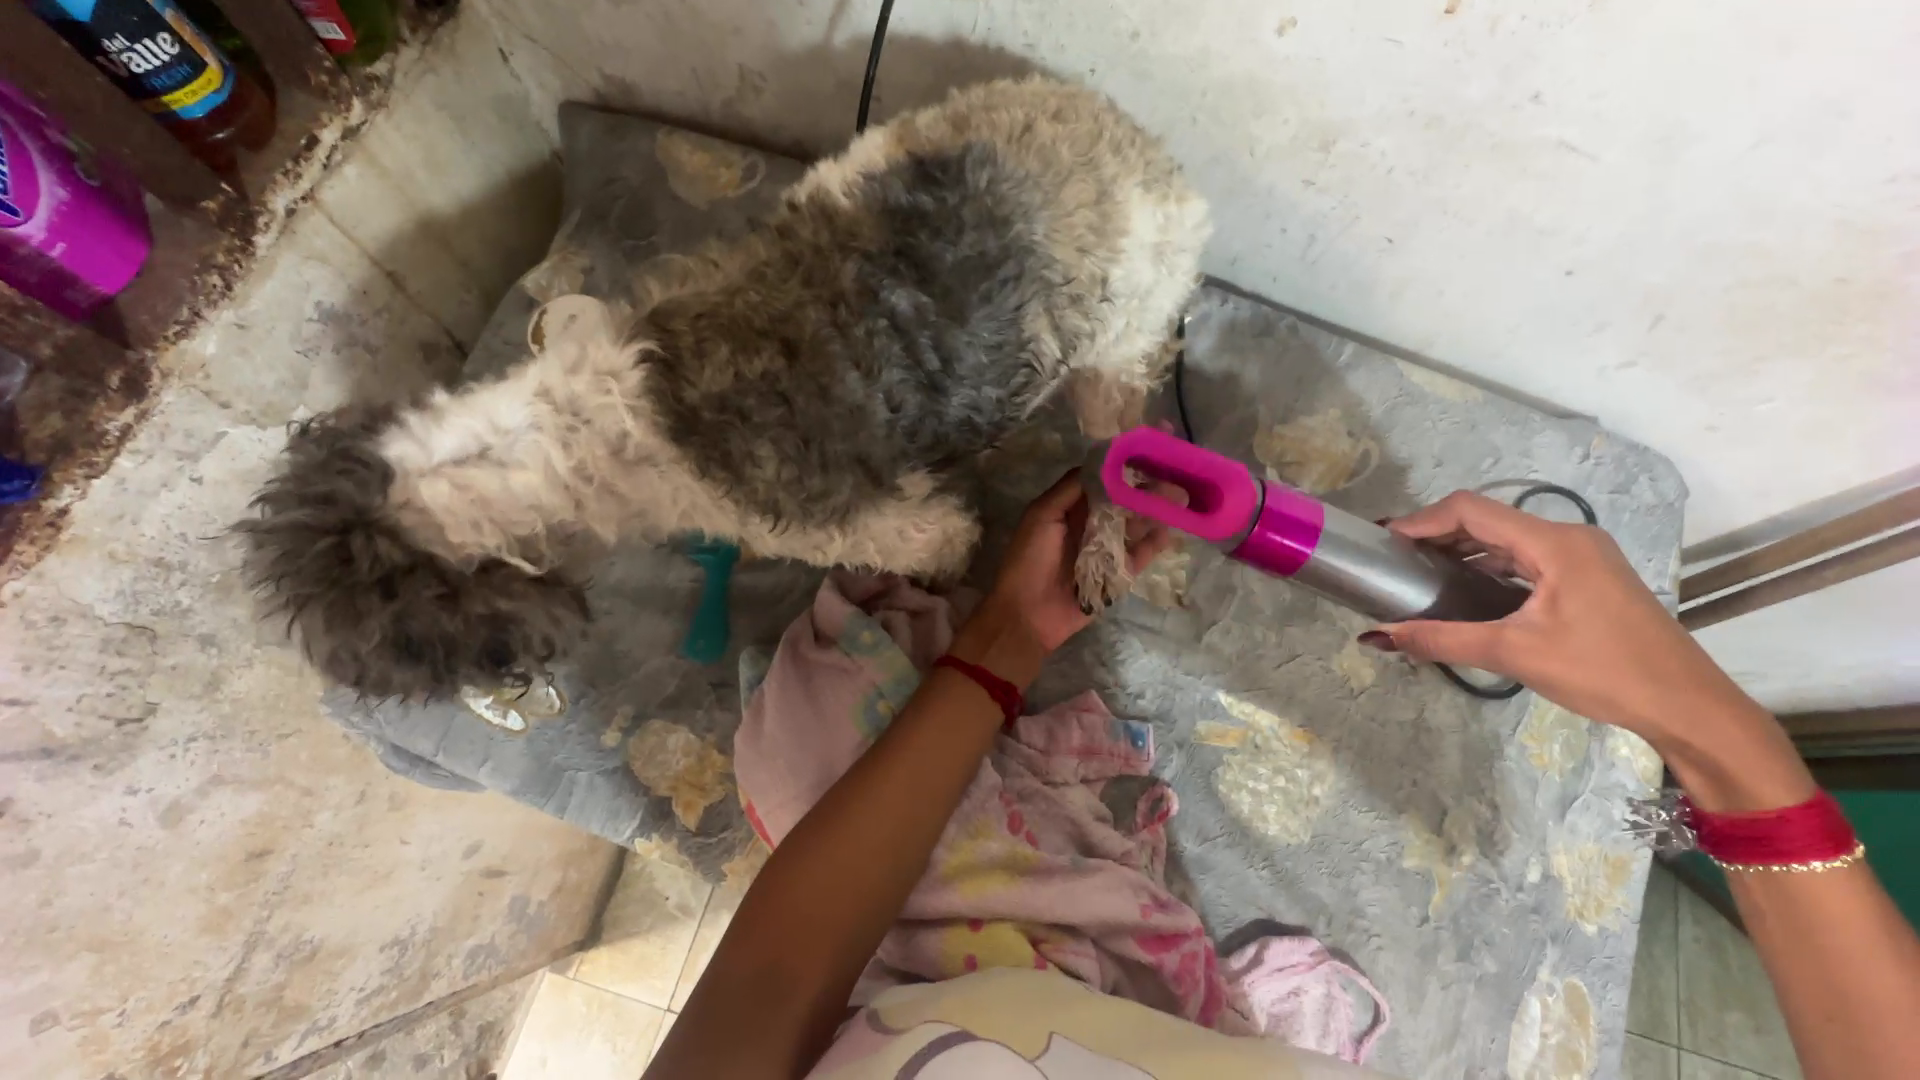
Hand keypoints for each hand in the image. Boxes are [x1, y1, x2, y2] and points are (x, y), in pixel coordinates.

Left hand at [949, 470, 1172, 686]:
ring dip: (1156, 511)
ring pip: (1135, 525)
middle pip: (1124, 500)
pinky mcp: (1117, 575)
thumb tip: (1104, 462)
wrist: (1027, 613)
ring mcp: (1105, 549)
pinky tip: (1170, 529)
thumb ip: (1071, 488)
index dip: (1124, 464)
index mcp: (1070, 507)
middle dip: (1147, 487)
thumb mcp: (1043, 515)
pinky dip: (1154, 543)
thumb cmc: (1030, 559)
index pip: (1102, 479)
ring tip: (1180, 497)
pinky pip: (1140, 555)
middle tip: (1175, 474)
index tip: (1150, 448)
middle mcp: (1090, 524)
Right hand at [1369, 492, 1755, 746]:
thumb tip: (1377, 636)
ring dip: (1460, 551)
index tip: (1383, 541)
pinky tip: (1463, 590)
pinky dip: (1486, 567)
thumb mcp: (1514, 653)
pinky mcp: (1586, 578)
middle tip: (1394, 560)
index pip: (1471, 510)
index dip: (1421, 520)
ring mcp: (1582, 557)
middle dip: (1436, 534)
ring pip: (1505, 539)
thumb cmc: (1604, 671)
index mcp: (1554, 543)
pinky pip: (1524, 558)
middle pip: (1487, 519)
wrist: (1688, 707)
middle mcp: (1569, 538)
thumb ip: (1441, 639)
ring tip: (1418, 573)